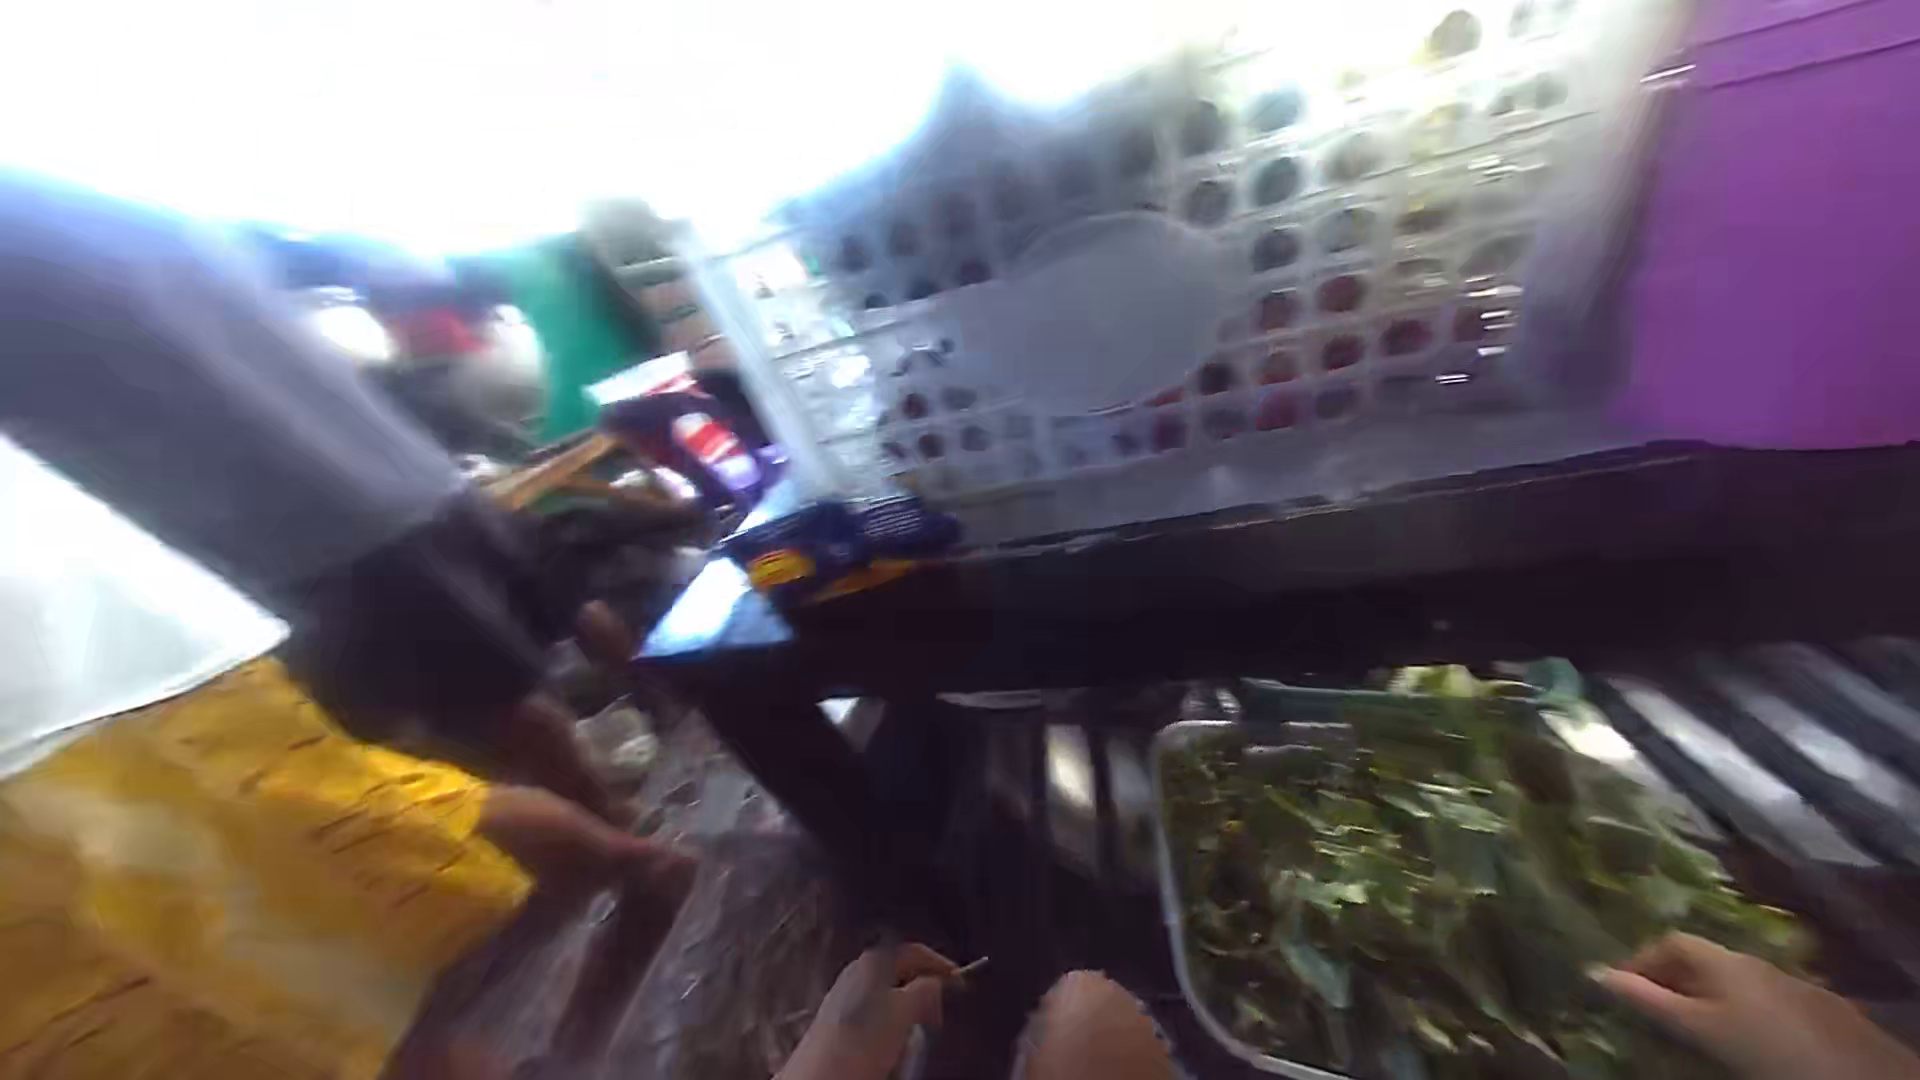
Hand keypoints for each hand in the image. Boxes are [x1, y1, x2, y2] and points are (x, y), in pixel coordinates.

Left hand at [776, 943, 956, 1079]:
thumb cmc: (863, 1040)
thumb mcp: (904, 1011)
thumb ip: (926, 990)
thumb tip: (937, 984)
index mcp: (874, 960)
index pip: (915, 951)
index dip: (940, 965)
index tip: (961, 983)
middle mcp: (859, 972)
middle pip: (903, 975)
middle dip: (923, 993)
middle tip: (938, 1016)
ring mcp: (847, 998)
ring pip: (891, 1000)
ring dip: (907, 1017)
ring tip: (915, 1037)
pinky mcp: (840, 1026)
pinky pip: (877, 1021)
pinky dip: (891, 1031)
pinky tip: (891, 1051)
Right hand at [1595, 933, 1919, 1079]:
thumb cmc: (1768, 1049)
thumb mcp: (1700, 1029)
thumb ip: (1645, 999)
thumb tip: (1592, 970)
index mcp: (1722, 957)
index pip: (1666, 942)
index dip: (1641, 960)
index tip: (1627, 987)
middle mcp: (1756, 961)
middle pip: (1703, 961)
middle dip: (1678, 981)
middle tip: (1663, 1010)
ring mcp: (1801, 988)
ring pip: (1741, 985)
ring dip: (1717, 999)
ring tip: (1709, 1028)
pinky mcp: (1837, 1018)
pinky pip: (1775, 1005)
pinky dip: (1755, 1015)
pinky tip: (1762, 1041)